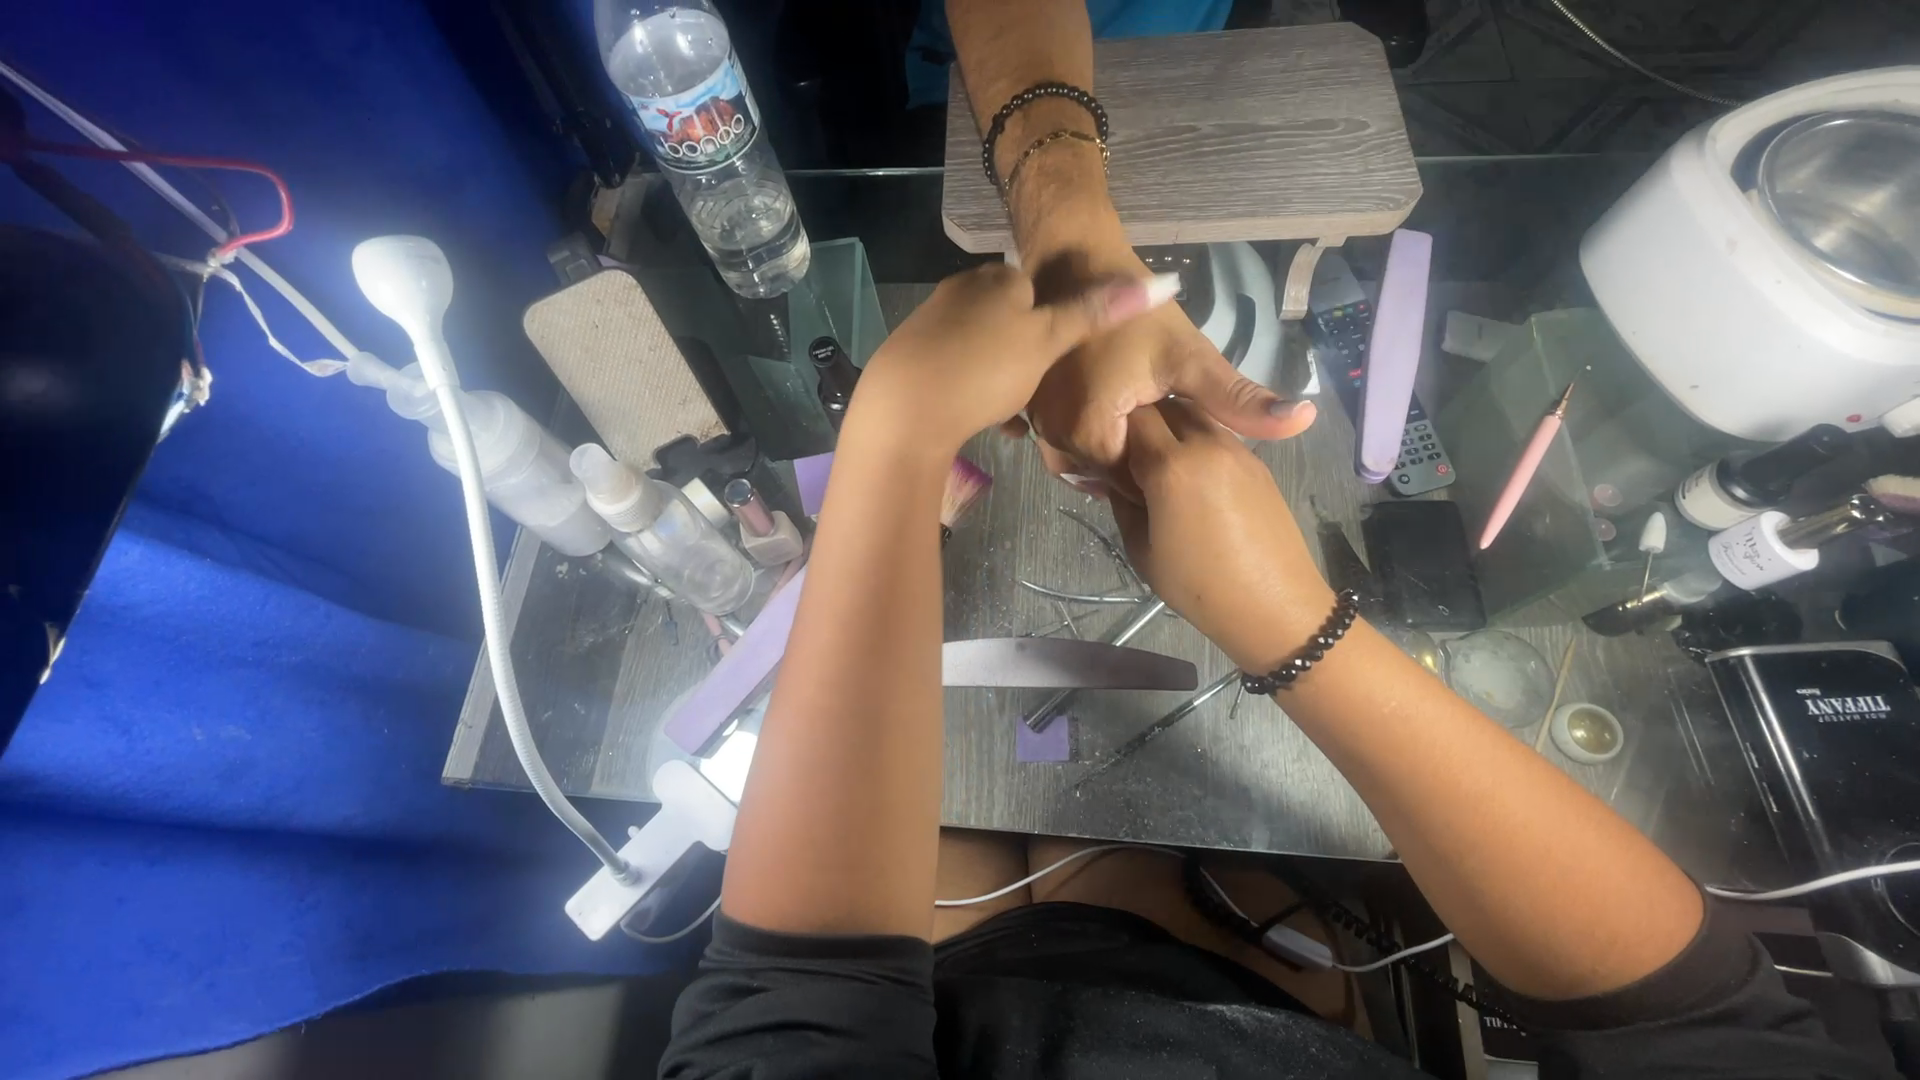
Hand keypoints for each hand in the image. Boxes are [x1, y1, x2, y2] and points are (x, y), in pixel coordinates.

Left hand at [849, 263, 1169, 456]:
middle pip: (1010, 320)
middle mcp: (962, 290)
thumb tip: (1166, 282)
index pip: (1037, 288)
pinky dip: (977, 392)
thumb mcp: (1048, 341)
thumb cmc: (984, 369)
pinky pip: (958, 370)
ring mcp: (933, 323)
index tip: (1063, 359)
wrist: (905, 409)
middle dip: (1029, 355)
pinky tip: (989, 424)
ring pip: (984, 349)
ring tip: (1018, 418)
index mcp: (996, 278)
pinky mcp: (913, 357)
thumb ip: (1096, 313)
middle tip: (1043, 392)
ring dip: (1005, 379)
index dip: (1055, 323)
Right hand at [1023, 246, 1317, 487]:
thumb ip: (1238, 399)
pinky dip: (1090, 446)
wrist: (1077, 270)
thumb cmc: (1137, 313)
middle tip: (1166, 440)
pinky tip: (1116, 426)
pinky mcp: (1032, 416)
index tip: (1188, 456)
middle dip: (1137, 470)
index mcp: (1091, 432)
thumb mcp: (1191, 357)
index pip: (1131, 485)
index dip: (1164, 477)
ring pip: (1083, 467)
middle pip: (1105, 479)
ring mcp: (1038, 428)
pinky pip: (1064, 450)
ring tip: (1143, 435)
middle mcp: (1056, 439)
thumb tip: (1304, 421)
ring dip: (1114, 460)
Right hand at [1109, 398, 1335, 672]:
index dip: (1112, 430)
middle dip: (1141, 422)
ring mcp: (1237, 450)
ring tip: (1158, 465)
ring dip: (1171, 428)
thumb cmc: (1198, 585)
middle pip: (1165, 407)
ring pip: (1194, 415)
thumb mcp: (1141, 548)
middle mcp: (1207, 445)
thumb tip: (1113, 478)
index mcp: (1171, 467)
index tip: (1104, 454)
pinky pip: (1217, 435)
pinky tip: (1190, 477)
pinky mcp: (1257, 462)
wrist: (1273, 603)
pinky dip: (1195, 442)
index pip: (1131, 419)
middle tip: (1127, 454)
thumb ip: (1122, 503)